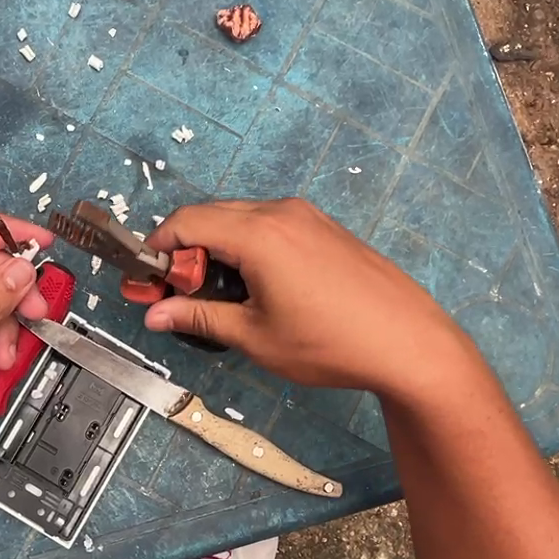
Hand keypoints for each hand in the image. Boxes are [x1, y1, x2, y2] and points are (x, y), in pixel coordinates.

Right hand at [141, 199, 474, 403]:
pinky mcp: (323, 228)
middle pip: (210, 215)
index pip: (187, 221)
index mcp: (259, 235)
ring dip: (213, 247)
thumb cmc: (329, 343)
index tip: (147, 277)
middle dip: (183, 249)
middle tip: (175, 292)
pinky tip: (252, 284)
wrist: (411, 344)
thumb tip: (153, 315)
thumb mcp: (254, 336)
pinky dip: (243, 245)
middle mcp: (281, 214)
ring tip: (214, 293)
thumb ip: (198, 318)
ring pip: (238, 218)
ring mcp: (306, 217)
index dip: (157, 247)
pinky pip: (267, 224)